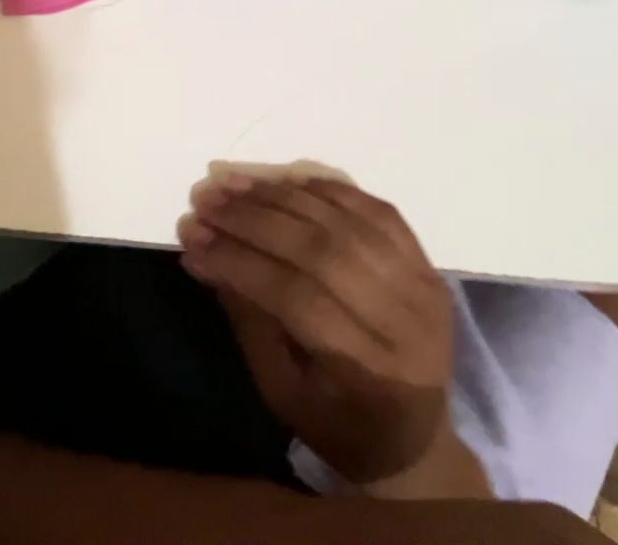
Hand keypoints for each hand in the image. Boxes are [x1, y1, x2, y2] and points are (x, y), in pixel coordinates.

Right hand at [178, 173, 453, 484]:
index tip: (190, 236)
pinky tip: (283, 178)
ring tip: (232, 182)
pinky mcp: (426, 263)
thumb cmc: (336, 423)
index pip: (295, 296)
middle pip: (321, 250)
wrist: (415, 437)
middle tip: (204, 198)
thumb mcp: (280, 390)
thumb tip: (201, 252)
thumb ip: (246, 318)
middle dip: (253, 219)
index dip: (239, 261)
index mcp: (367, 369)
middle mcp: (404, 319)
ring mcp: (422, 285)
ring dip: (281, 195)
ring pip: (346, 221)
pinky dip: (326, 188)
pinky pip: (375, 209)